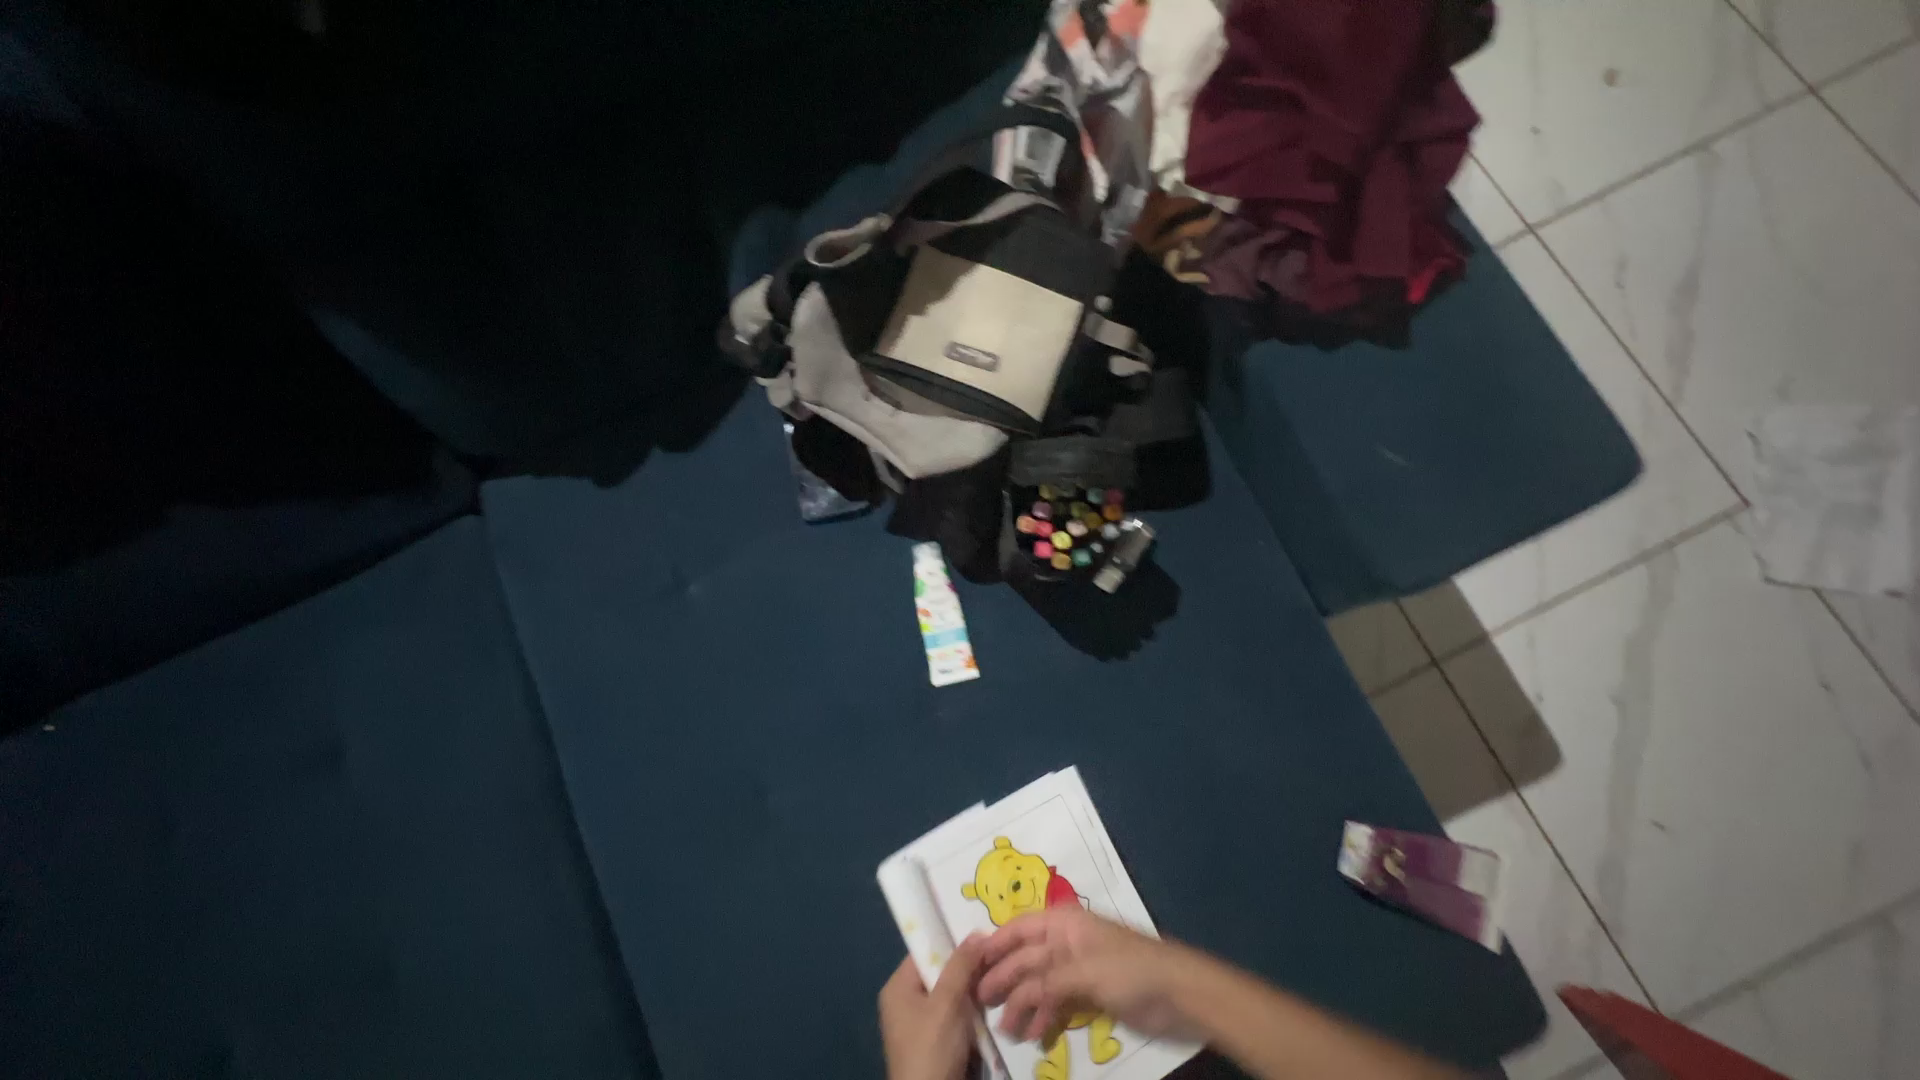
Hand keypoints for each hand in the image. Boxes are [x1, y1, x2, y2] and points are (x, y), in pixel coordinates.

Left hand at [879, 936, 985, 1079]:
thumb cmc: (932, 1048)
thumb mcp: (947, 1003)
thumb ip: (961, 966)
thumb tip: (977, 932)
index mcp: (898, 987)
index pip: (925, 950)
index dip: (952, 941)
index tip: (981, 935)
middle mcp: (905, 1001)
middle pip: (939, 972)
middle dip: (966, 968)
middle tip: (994, 956)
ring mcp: (920, 1023)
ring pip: (950, 995)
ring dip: (971, 991)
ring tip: (996, 978)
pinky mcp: (936, 1041)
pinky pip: (954, 1015)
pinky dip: (971, 1011)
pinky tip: (990, 1005)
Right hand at [975, 906, 1207, 1043]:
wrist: (1178, 992)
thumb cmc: (1131, 969)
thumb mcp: (1085, 972)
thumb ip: (1047, 982)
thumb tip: (1015, 995)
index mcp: (1064, 923)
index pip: (1019, 928)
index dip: (995, 945)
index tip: (971, 965)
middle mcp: (1065, 941)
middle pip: (1025, 958)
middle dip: (1004, 979)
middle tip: (980, 1003)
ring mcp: (1076, 968)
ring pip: (1038, 983)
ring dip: (1022, 1003)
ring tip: (1007, 1029)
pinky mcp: (1088, 992)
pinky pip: (1056, 1001)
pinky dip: (1044, 1016)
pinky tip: (1035, 1035)